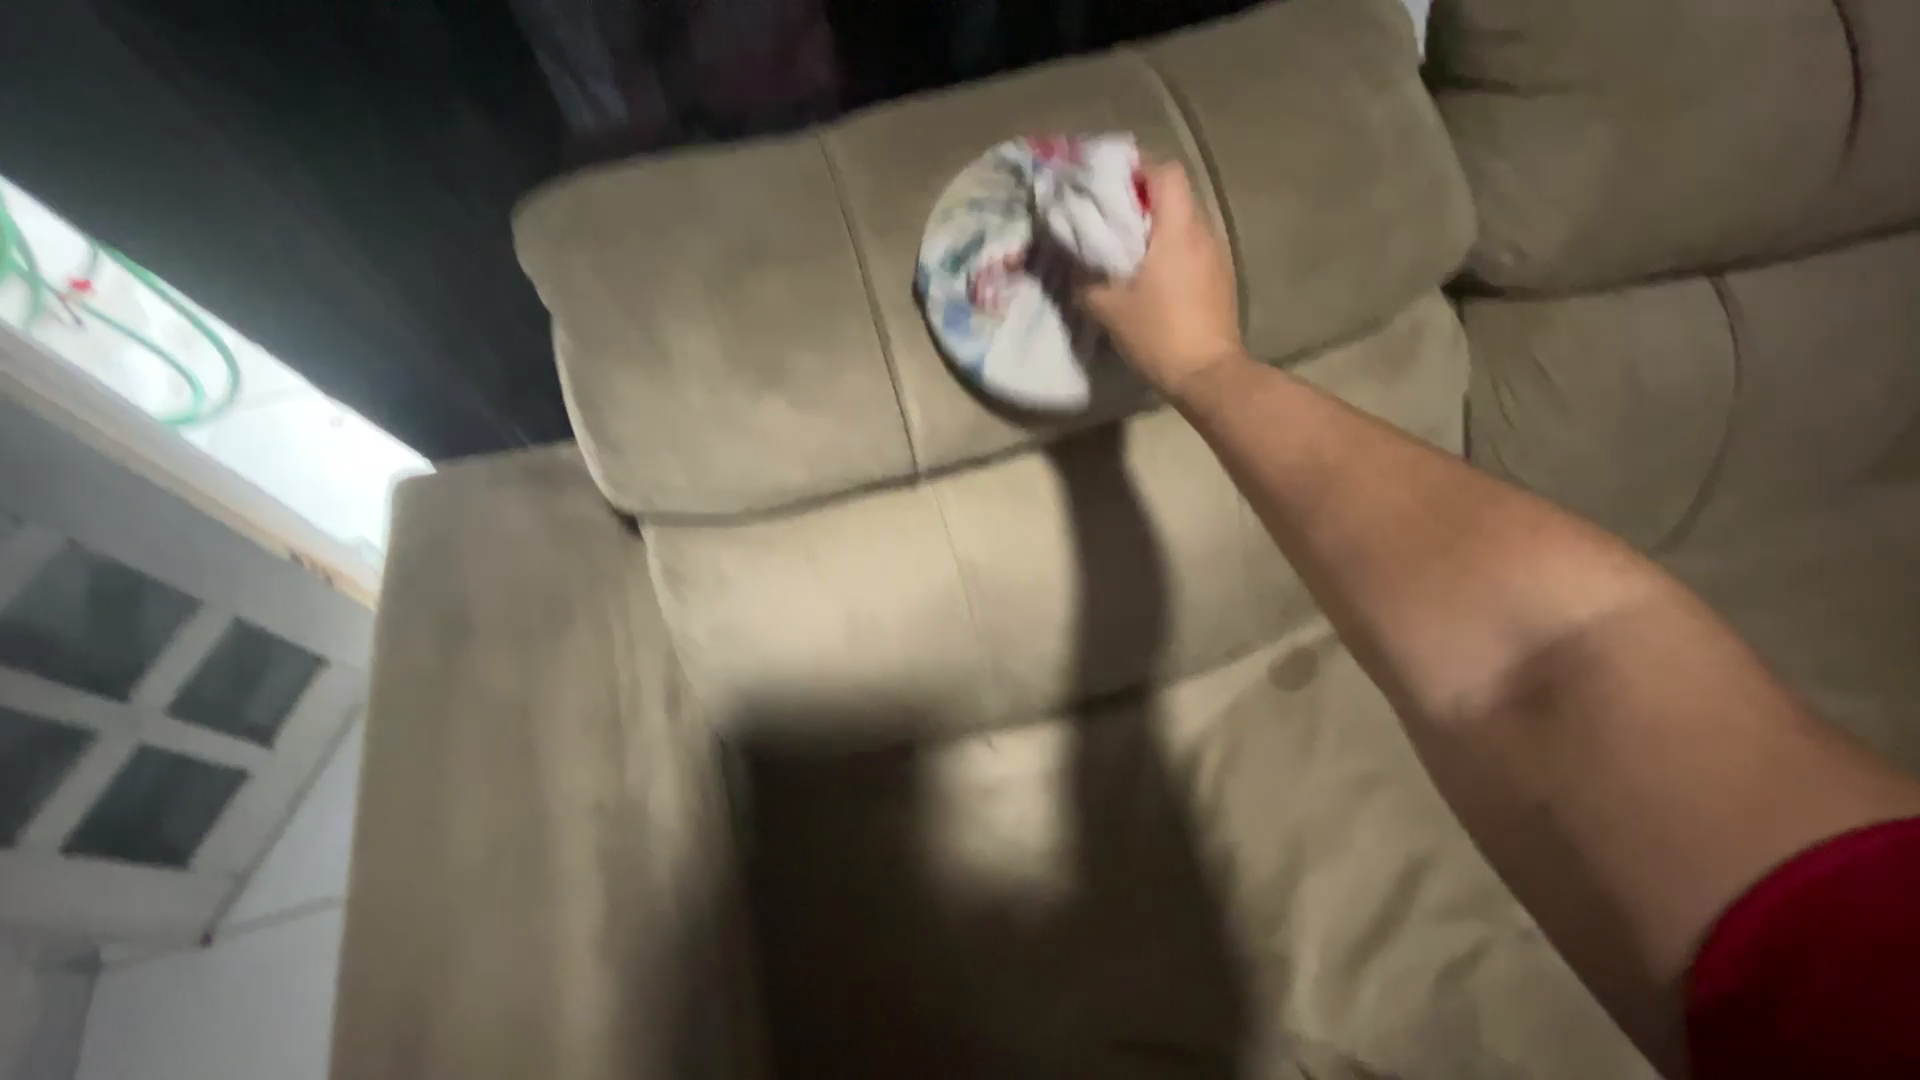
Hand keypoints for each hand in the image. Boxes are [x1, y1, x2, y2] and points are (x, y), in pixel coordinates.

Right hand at [1079, 160, 1245, 399]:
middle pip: (1176, 194)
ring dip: (1158, 227)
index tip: (1110, 185)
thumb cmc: (1158, 334)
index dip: (1138, 169)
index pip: (1165, 171)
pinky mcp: (1221, 279)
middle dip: (1143, 199)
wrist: (1208, 374)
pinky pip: (1193, 248)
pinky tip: (1152, 276)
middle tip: (1111, 218)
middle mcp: (1203, 232)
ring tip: (1128, 249)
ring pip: (1185, 222)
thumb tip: (1076, 263)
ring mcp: (1217, 256)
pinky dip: (1171, 250)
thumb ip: (1087, 280)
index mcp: (1177, 229)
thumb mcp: (1109, 309)